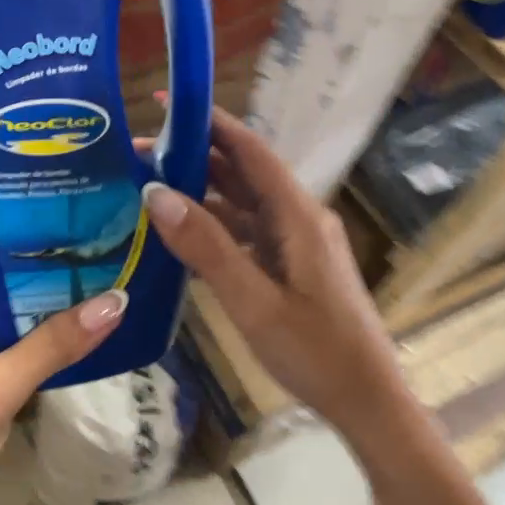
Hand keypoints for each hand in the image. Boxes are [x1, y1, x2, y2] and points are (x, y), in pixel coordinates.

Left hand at [0, 207, 127, 504]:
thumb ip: (54, 345)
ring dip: (40, 255)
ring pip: (4, 272)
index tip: (45, 168)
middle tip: (88, 196)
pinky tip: (81, 285)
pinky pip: (14, 303)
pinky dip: (42, 291)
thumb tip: (116, 300)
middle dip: (32, 218)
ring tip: (93, 229)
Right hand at [141, 107, 411, 443]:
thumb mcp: (254, 302)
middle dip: (193, 156)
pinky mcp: (294, 267)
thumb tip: (156, 194)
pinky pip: (249, 233)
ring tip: (148, 186)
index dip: (209, 121)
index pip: (249, 151)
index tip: (165, 103)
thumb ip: (206, 248)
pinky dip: (215, 227)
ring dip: (201, 192)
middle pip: (243, 173)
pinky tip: (181, 233)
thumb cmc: (316, 352)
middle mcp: (299, 219)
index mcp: (297, 216)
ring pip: (244, 204)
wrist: (367, 400)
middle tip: (137, 150)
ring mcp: (298, 244)